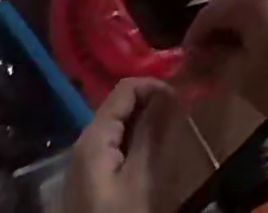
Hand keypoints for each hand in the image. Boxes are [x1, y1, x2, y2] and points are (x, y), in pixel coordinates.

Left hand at [63, 78, 170, 212]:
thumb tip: (167, 92)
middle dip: (151, 103)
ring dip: (145, 123)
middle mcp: (85, 142)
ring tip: (171, 132)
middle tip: (181, 116)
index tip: (182, 101)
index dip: (154, 86)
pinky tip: (152, 155)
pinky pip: (115, 146)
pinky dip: (136, 142)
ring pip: (119, 126)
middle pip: (120, 105)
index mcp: (94, 136)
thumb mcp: (141, 181)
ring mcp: (86, 163)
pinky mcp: (91, 182)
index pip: (125, 88)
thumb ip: (151, 133)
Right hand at [179, 0, 267, 129]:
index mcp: (253, 3)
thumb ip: (212, 63)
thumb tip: (189, 60)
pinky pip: (265, 15)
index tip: (185, 56)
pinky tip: (249, 52)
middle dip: (213, 32)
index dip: (194, 33)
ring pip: (248, 11)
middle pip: (230, 7)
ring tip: (223, 57)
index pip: (211, 10)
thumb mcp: (242, 78)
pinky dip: (251, 30)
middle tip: (202, 58)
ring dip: (232, 31)